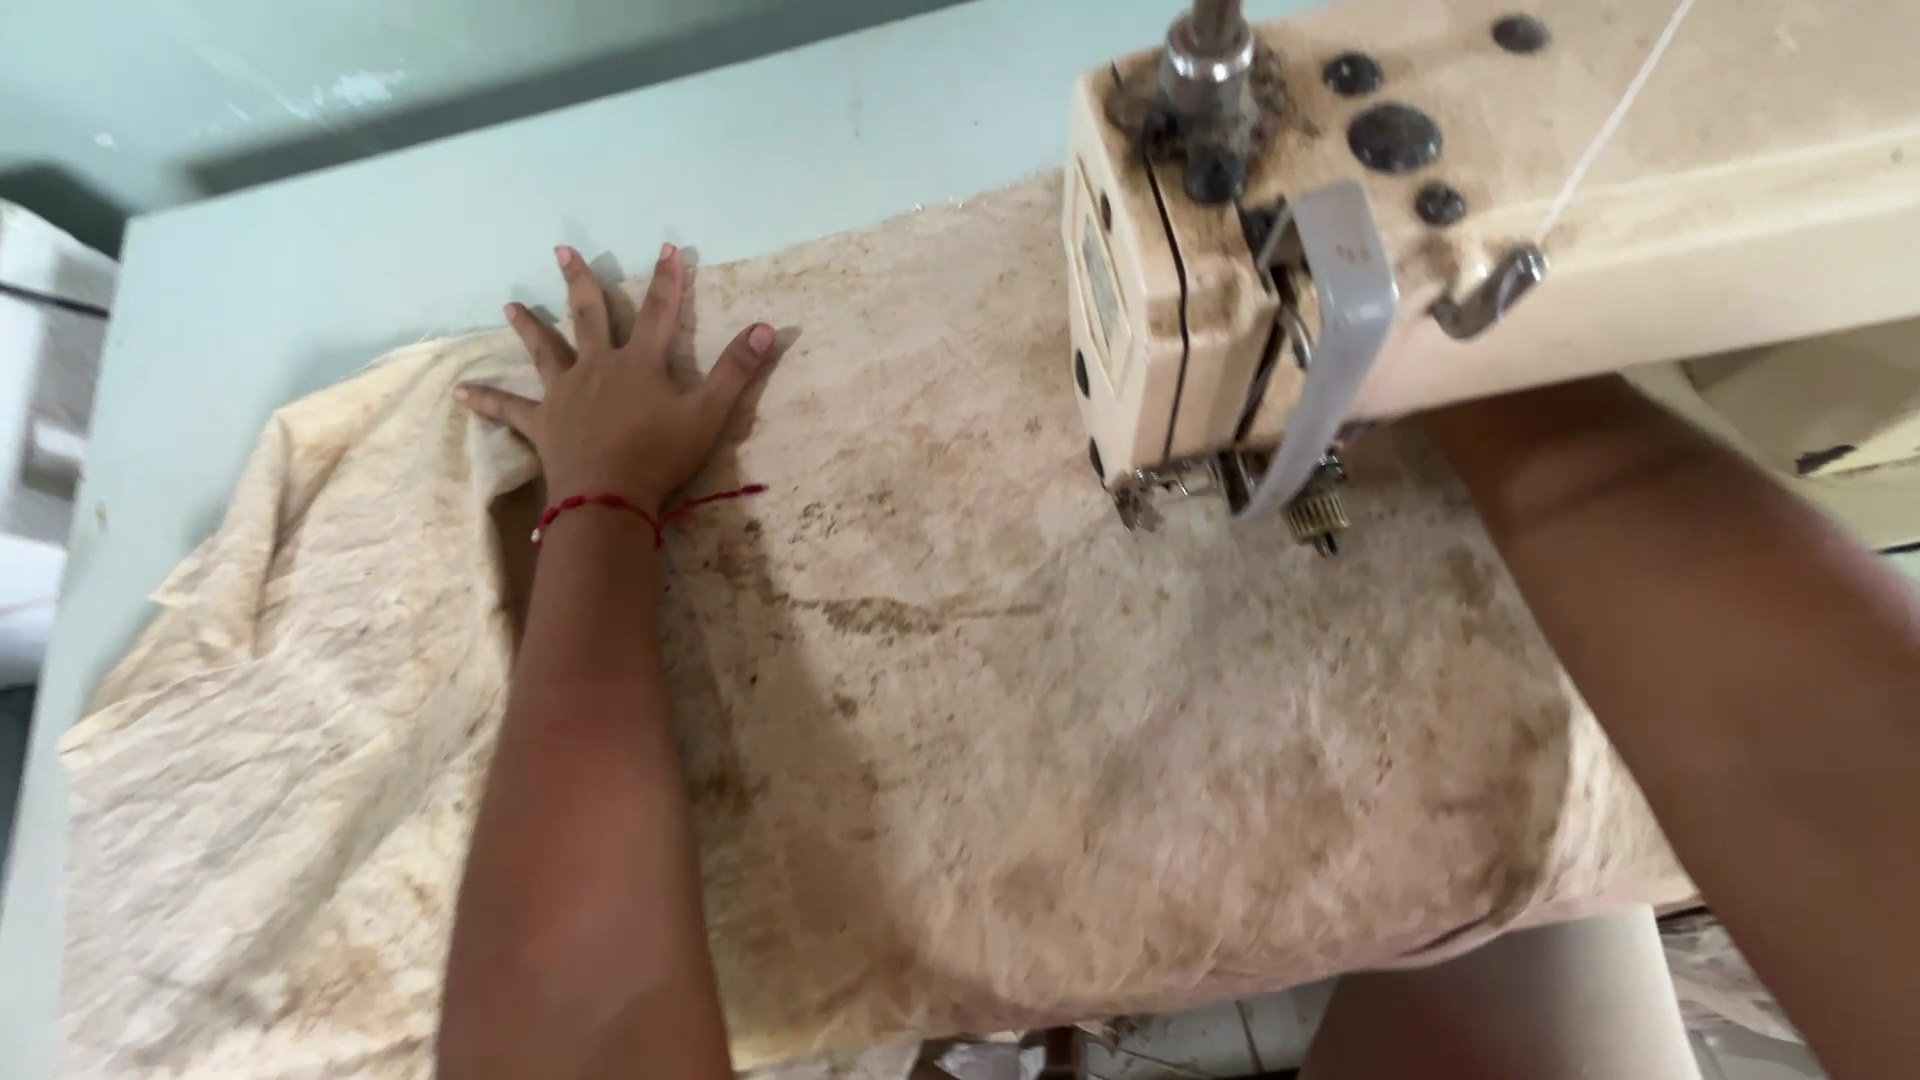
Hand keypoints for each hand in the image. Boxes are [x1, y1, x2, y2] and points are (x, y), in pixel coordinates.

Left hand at [455, 242, 772, 514]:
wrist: (610, 493)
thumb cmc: (661, 454)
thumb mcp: (709, 413)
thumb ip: (736, 371)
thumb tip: (767, 329)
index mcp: (640, 362)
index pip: (661, 312)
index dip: (669, 281)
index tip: (668, 249)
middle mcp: (599, 366)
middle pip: (589, 316)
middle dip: (581, 282)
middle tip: (563, 251)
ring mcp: (565, 392)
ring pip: (545, 351)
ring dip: (530, 327)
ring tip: (510, 306)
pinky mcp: (543, 422)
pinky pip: (509, 409)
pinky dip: (486, 401)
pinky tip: (459, 393)